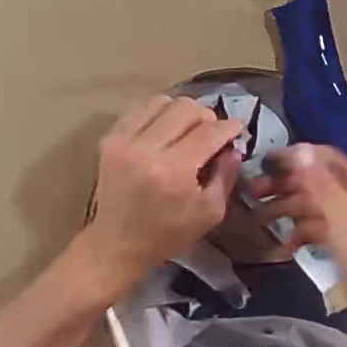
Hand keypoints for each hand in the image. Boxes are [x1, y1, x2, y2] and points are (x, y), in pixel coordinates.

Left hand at [78, 95, 243, 289]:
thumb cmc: (168, 234)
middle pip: (186, 108)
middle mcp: (146, 149)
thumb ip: (227, 175)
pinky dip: (158, 116)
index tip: (237, 129)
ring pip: (162, 101)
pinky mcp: (109, 139)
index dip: (229, 127)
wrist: (117, 244)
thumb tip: (234, 146)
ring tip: (187, 131)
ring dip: (181, 112)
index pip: (209, 132)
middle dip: (206, 116)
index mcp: (173, 171)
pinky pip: (140, 109)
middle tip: (211, 133)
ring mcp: (123, 141)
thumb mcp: (210, 213)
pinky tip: (164, 132)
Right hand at [250, 144, 346, 308]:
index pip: (320, 158)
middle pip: (315, 182)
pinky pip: (320, 233)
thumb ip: (320, 183)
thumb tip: (298, 148)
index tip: (259, 164)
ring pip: (314, 208)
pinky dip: (302, 237)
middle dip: (283, 186)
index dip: (291, 158)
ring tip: (258, 222)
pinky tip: (283, 249)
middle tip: (251, 195)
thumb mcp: (343, 216)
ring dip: (287, 211)